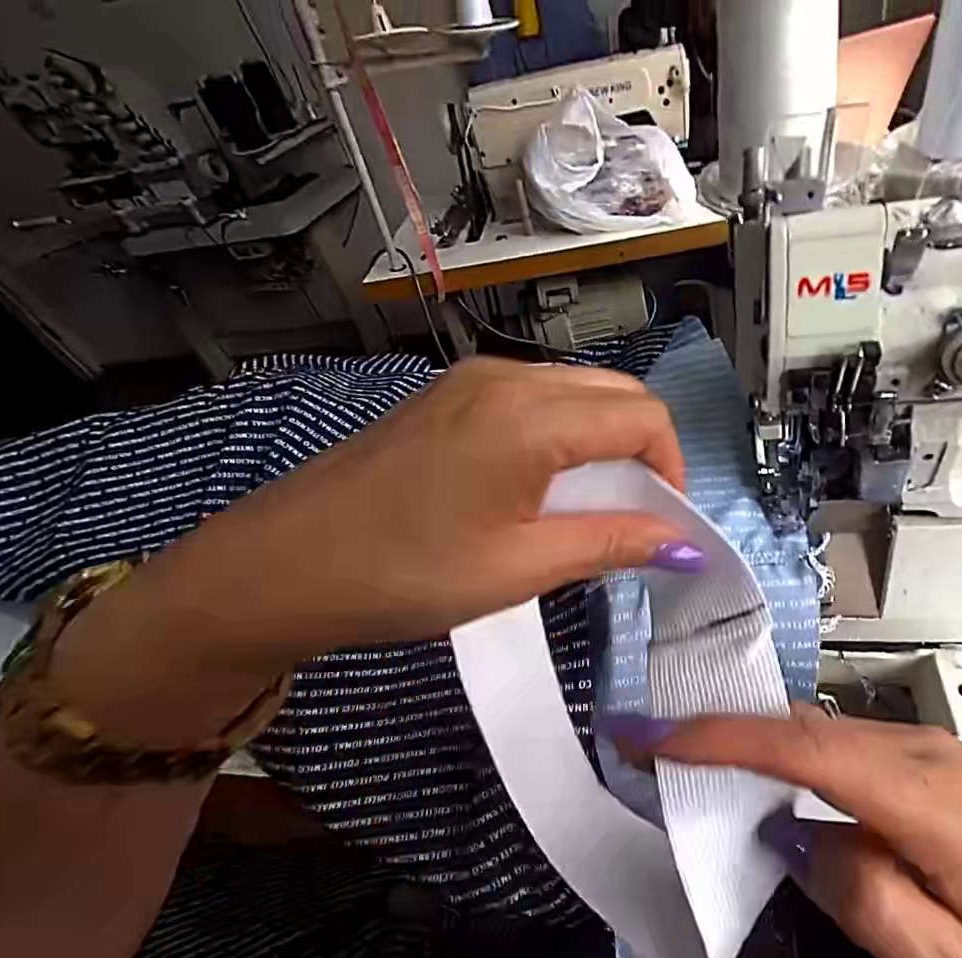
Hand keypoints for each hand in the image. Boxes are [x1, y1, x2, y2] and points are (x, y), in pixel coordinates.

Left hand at [51, 358, 696, 738]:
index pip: (643, 418)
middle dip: (645, 452)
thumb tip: (682, 545)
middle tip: (634, 518)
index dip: (672, 469)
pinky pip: (539, 401)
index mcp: (528, 417)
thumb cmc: (403, 575)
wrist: (278, 569)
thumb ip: (612, 543)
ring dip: (606, 444)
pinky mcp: (451, 395)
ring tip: (589, 509)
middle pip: (618, 394)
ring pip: (580, 393)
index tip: (665, 525)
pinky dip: (567, 437)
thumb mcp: (521, 568)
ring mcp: (473, 380)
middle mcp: (506, 378)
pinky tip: (545, 488)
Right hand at [651, 709, 961, 957]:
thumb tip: (796, 839)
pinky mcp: (924, 765)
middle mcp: (930, 756)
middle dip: (723, 730)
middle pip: (808, 730)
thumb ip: (869, 903)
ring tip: (682, 752)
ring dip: (749, 740)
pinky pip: (838, 747)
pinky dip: (785, 754)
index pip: (815, 753)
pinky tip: (751, 770)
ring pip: (819, 732)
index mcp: (938, 803)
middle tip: (648, 738)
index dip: (730, 739)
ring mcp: (929, 752)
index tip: (660, 734)